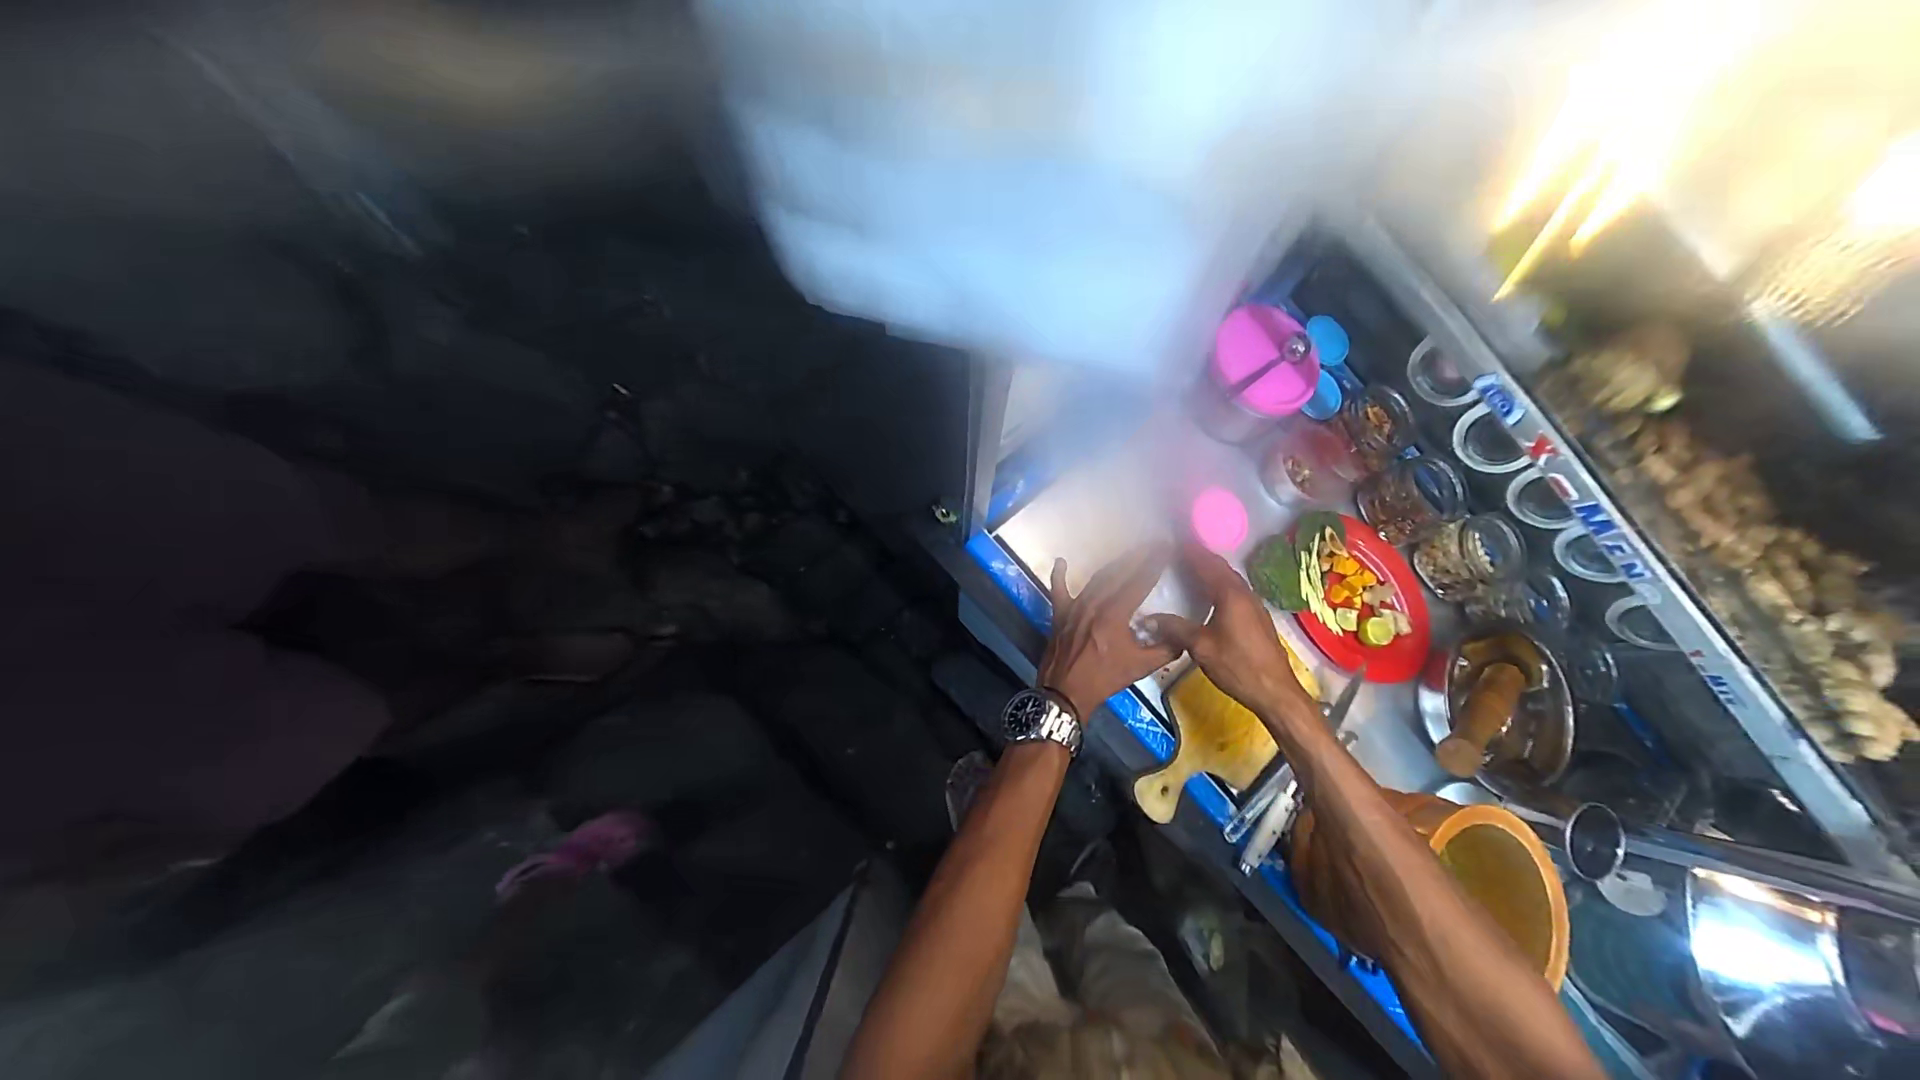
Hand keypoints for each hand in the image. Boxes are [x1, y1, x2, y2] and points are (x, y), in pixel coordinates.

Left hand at [1037, 545, 1179, 720]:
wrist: (1065, 692)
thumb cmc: (1103, 679)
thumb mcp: (1140, 667)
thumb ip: (1165, 650)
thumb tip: (1183, 637)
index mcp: (1114, 614)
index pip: (1138, 582)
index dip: (1154, 563)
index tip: (1166, 548)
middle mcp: (1093, 604)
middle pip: (1117, 574)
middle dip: (1137, 557)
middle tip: (1152, 544)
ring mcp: (1074, 608)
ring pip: (1096, 579)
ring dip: (1113, 565)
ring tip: (1128, 554)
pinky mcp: (1059, 614)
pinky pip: (1058, 590)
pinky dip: (1059, 575)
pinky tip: (1061, 562)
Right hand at [1144, 542, 1318, 729]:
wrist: (1275, 692)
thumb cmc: (1237, 666)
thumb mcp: (1200, 647)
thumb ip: (1175, 628)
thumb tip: (1149, 618)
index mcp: (1229, 595)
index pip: (1206, 563)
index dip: (1189, 550)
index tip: (1172, 539)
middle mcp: (1244, 593)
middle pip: (1219, 567)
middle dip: (1199, 556)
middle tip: (1177, 550)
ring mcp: (1253, 605)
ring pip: (1228, 579)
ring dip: (1209, 570)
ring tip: (1188, 568)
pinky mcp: (1256, 618)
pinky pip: (1234, 591)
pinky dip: (1218, 584)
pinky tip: (1207, 594)